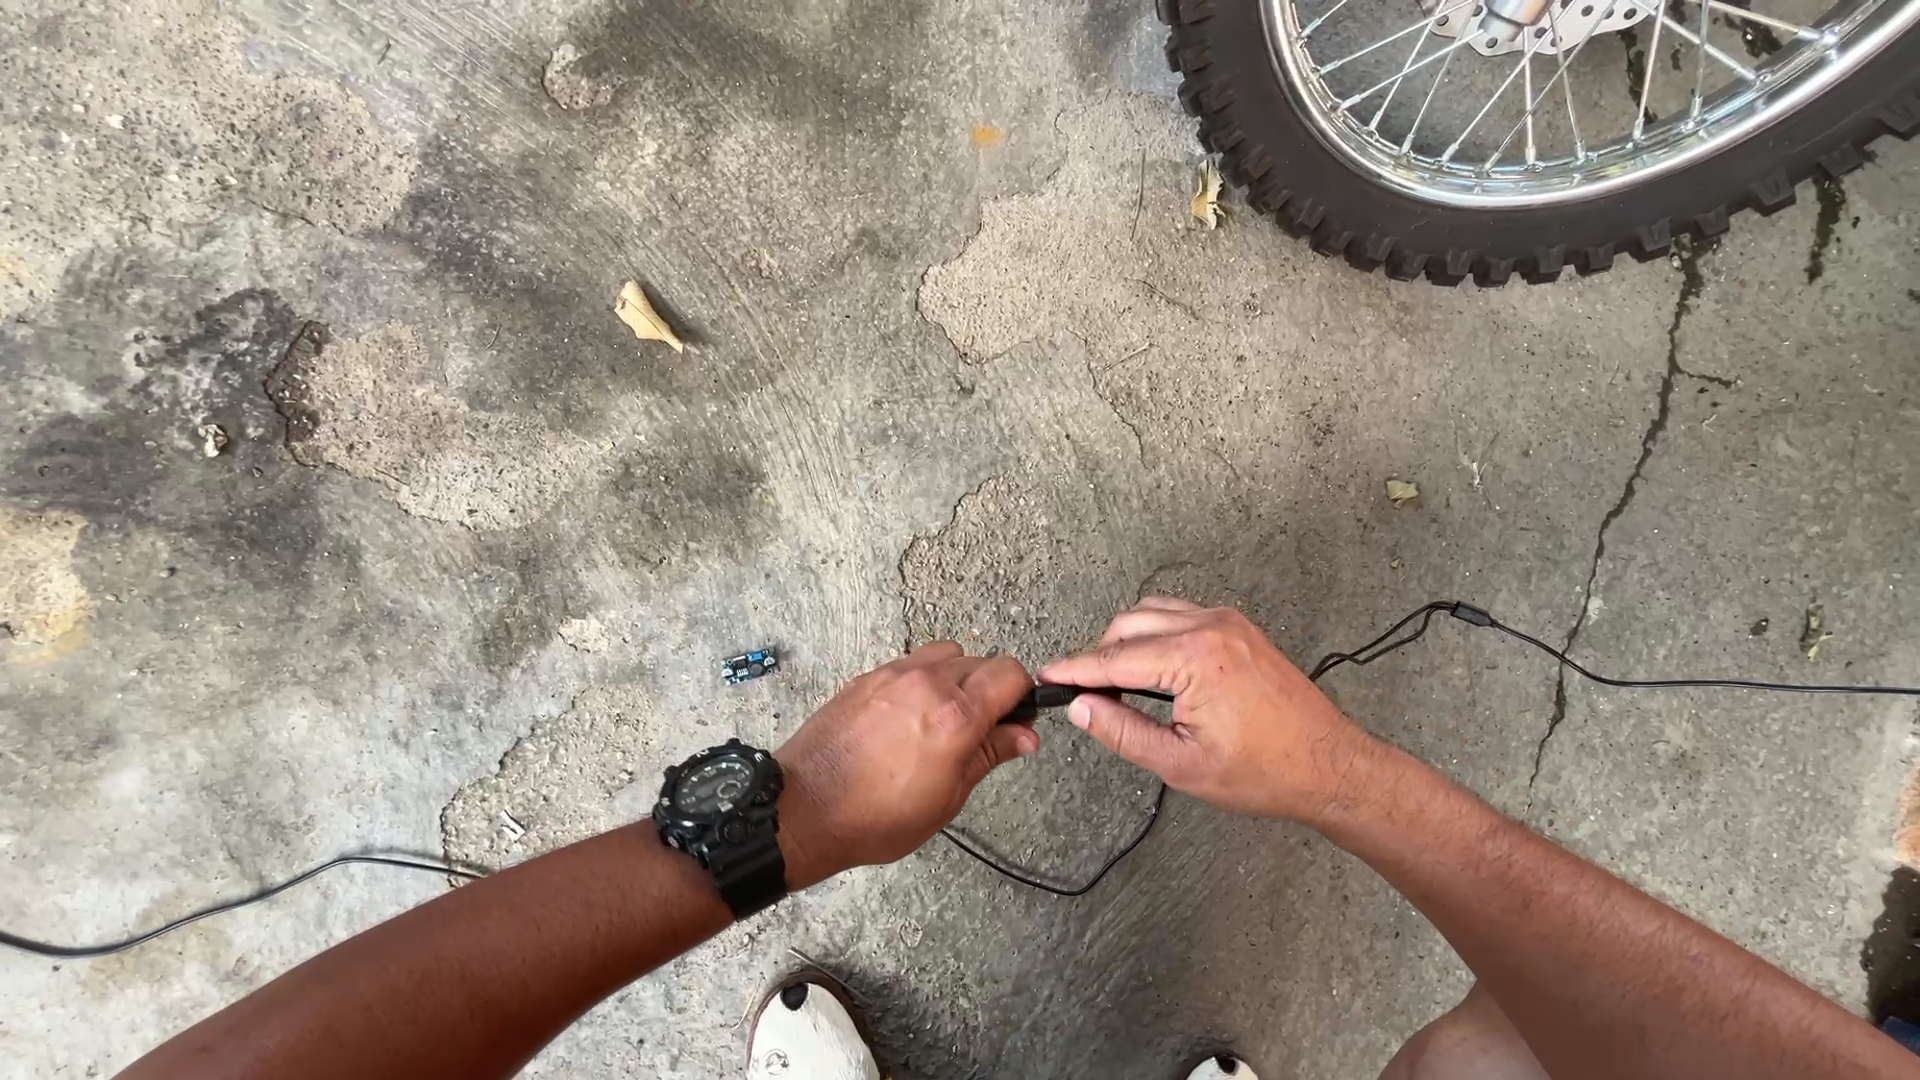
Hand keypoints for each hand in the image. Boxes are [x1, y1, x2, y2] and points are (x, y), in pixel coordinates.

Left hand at [773, 643, 1037, 887]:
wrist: (804, 808)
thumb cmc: (874, 816)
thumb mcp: (947, 797)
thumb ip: (990, 755)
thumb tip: (1025, 736)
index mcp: (955, 716)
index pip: (1010, 673)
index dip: (1022, 694)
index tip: (1016, 717)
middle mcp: (927, 683)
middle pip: (983, 661)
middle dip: (991, 690)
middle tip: (981, 728)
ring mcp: (894, 674)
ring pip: (948, 654)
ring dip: (957, 677)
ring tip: (944, 717)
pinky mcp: (869, 675)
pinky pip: (912, 662)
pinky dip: (924, 678)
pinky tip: (911, 714)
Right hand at [1037, 598, 1377, 823]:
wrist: (1329, 765)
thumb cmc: (1266, 771)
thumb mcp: (1181, 764)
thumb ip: (1123, 732)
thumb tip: (1082, 709)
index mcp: (1196, 660)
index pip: (1115, 659)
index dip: (1075, 670)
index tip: (1048, 676)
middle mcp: (1210, 628)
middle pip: (1126, 626)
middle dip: (1098, 657)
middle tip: (1084, 692)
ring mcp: (1227, 622)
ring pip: (1150, 613)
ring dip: (1125, 641)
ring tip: (1117, 682)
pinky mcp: (1237, 626)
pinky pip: (1178, 613)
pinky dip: (1153, 632)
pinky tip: (1152, 664)